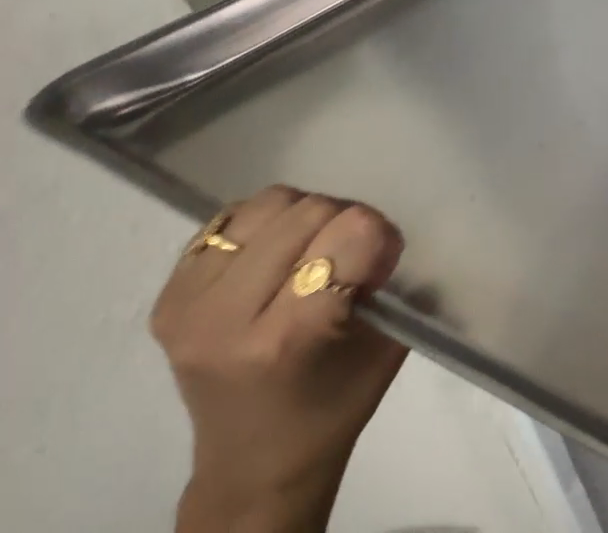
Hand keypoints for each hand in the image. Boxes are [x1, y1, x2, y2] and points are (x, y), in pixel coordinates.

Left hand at [151, 186, 407, 531]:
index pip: (353, 232)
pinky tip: (274, 258)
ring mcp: (186, 304)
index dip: (381, 237)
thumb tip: (375, 231)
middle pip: (310, 211)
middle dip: (346, 222)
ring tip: (312, 252)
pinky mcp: (167, 297)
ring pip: (269, 204)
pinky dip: (264, 226)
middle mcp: (225, 316)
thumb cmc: (336, 404)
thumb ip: (385, 282)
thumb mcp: (386, 344)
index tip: (383, 265)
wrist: (255, 458)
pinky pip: (228, 220)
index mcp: (289, 336)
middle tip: (353, 257)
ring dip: (305, 218)